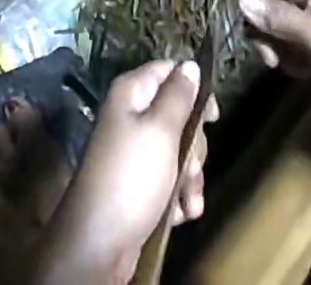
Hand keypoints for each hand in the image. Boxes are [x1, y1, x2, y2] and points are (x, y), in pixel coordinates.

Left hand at [33, 59, 215, 283]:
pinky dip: (178, 194)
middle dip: (194, 143)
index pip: (168, 70)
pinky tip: (181, 213)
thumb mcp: (161, 130)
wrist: (97, 244)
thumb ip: (179, 95)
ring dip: (190, 176)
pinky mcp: (137, 182)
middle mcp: (131, 116)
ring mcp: (133, 151)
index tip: (213, 115)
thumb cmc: (132, 177)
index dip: (194, 86)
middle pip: (178, 113)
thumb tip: (191, 65)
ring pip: (177, 149)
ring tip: (187, 200)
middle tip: (193, 165)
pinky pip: (168, 177)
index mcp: (132, 93)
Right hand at [227, 0, 310, 105]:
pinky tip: (303, 70)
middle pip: (260, 1)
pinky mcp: (305, 40)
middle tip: (270, 49)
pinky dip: (285, 58)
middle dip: (260, 27)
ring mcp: (304, 17)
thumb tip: (241, 0)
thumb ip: (278, 17)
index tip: (215, 0)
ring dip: (272, 47)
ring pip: (266, 26)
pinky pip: (279, 44)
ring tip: (291, 62)